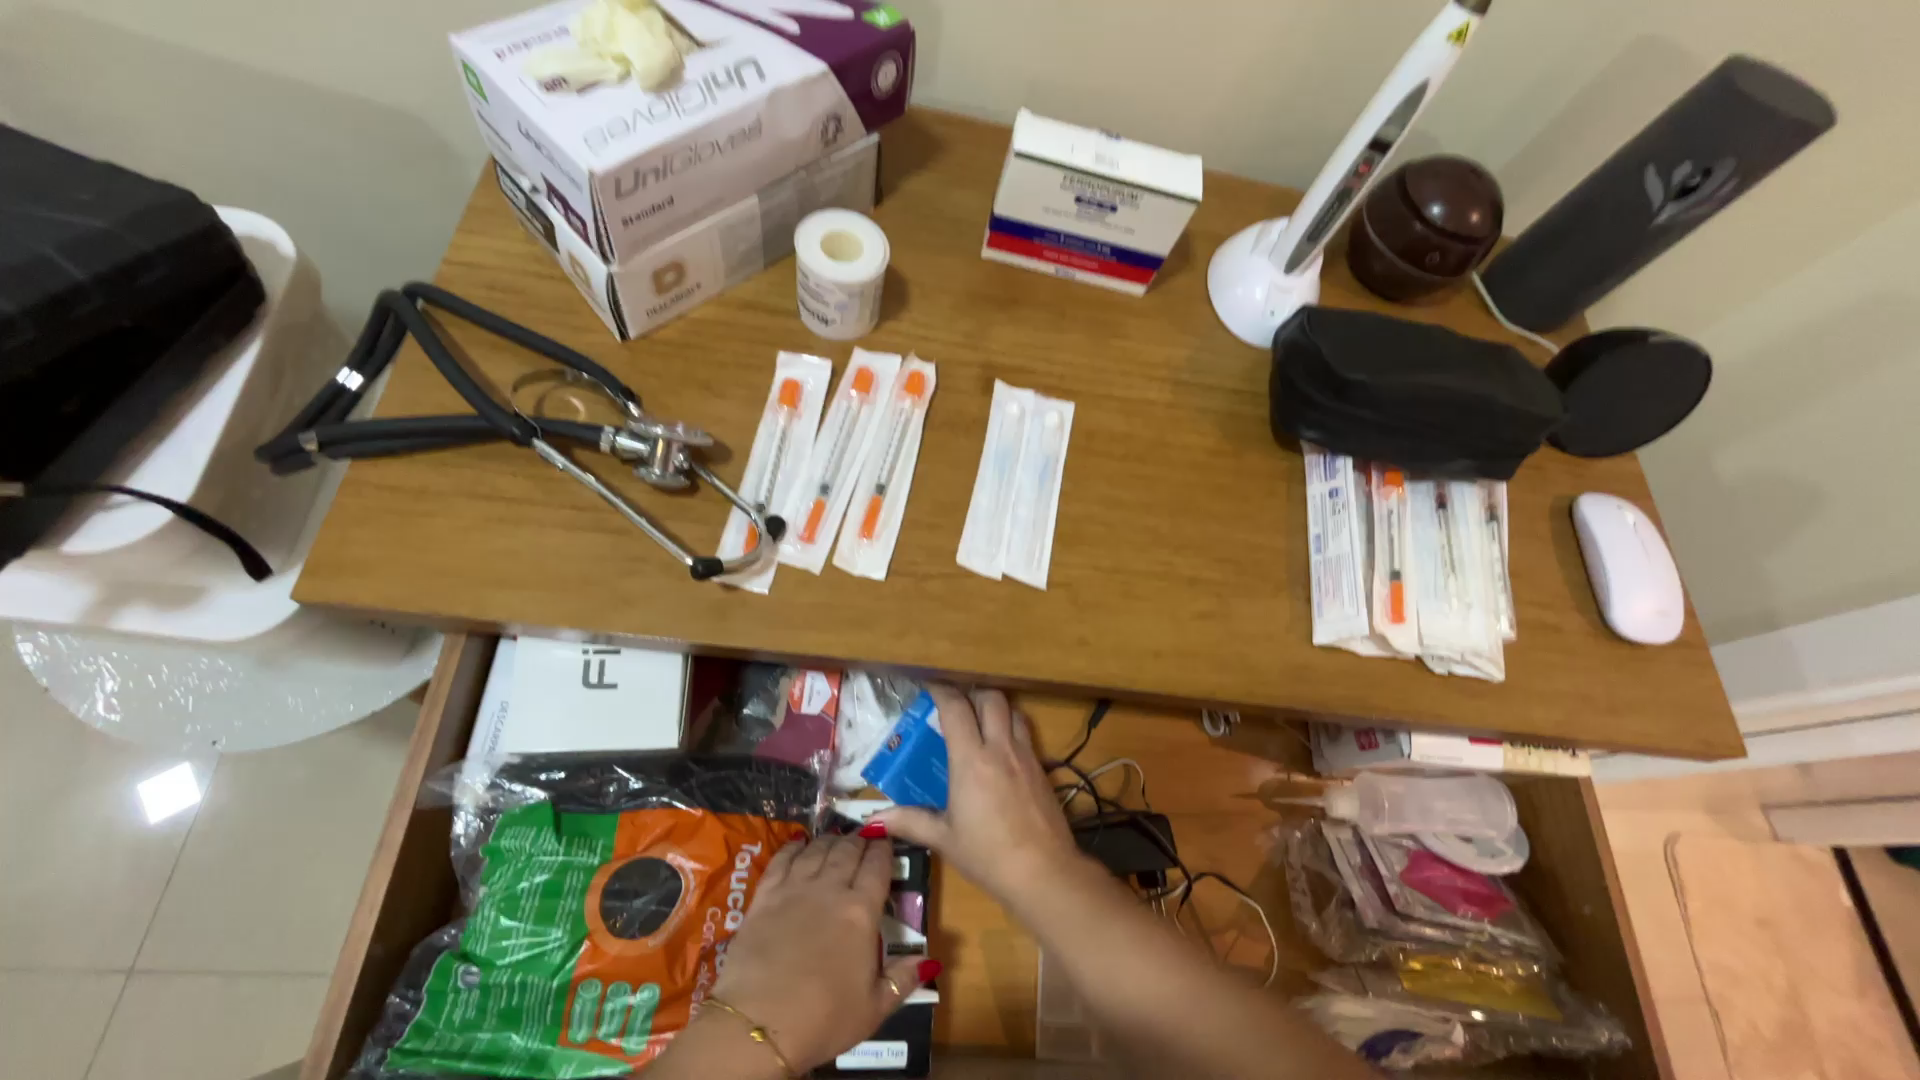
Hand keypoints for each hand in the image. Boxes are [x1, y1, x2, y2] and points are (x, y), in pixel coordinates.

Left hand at [705, 835, 933, 1072]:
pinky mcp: (764, 896)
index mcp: (861, 912)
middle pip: (847, 851)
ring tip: (836, 839)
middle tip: (864, 838)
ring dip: (830, 841)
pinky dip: (794, 847)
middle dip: (859, 841)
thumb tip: (929, 960)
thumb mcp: (873, 1008)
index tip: (887, 841)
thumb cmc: (823, 1018)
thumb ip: (903, 979)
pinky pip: (782, 859)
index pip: (877, 866)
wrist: (758, 1023)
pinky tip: (799, 844)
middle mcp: (829, 889)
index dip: (884, 849)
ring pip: (817, 850)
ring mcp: (794, 889)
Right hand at [876, 685, 1086, 908]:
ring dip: (996, 708)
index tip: (929, 689)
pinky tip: (1002, 752)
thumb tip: (875, 820)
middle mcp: (1000, 748)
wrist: (1044, 871)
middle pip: (990, 698)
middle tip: (956, 706)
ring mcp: (1025, 756)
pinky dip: (1012, 729)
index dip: (941, 692)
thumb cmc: (988, 855)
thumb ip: (911, 822)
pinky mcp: (1042, 769)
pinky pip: (1026, 734)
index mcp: (971, 760)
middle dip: (972, 694)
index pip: (955, 708)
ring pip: (1013, 711)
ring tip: (980, 722)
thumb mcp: (945, 839)